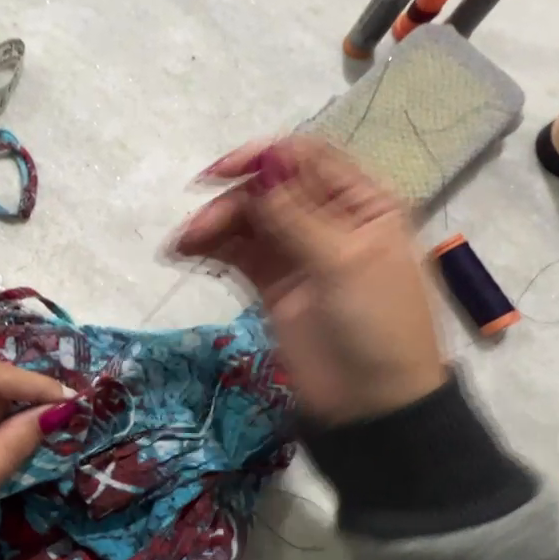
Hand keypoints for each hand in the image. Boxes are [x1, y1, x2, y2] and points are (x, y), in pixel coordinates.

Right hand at [171, 136, 446, 425]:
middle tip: (197, 226)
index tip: (219, 172)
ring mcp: (295, 255)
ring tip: (182, 244)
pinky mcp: (269, 287)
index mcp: (362, 203)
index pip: (308, 160)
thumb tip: (262, 166)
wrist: (370, 402)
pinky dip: (208, 250)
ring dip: (212, 226)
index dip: (263, 158)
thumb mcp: (343, 261)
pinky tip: (183, 253)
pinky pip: (235, 256)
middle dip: (230, 201)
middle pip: (269, 190)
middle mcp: (327, 220)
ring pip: (247, 223)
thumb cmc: (376, 324)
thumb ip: (297, 215)